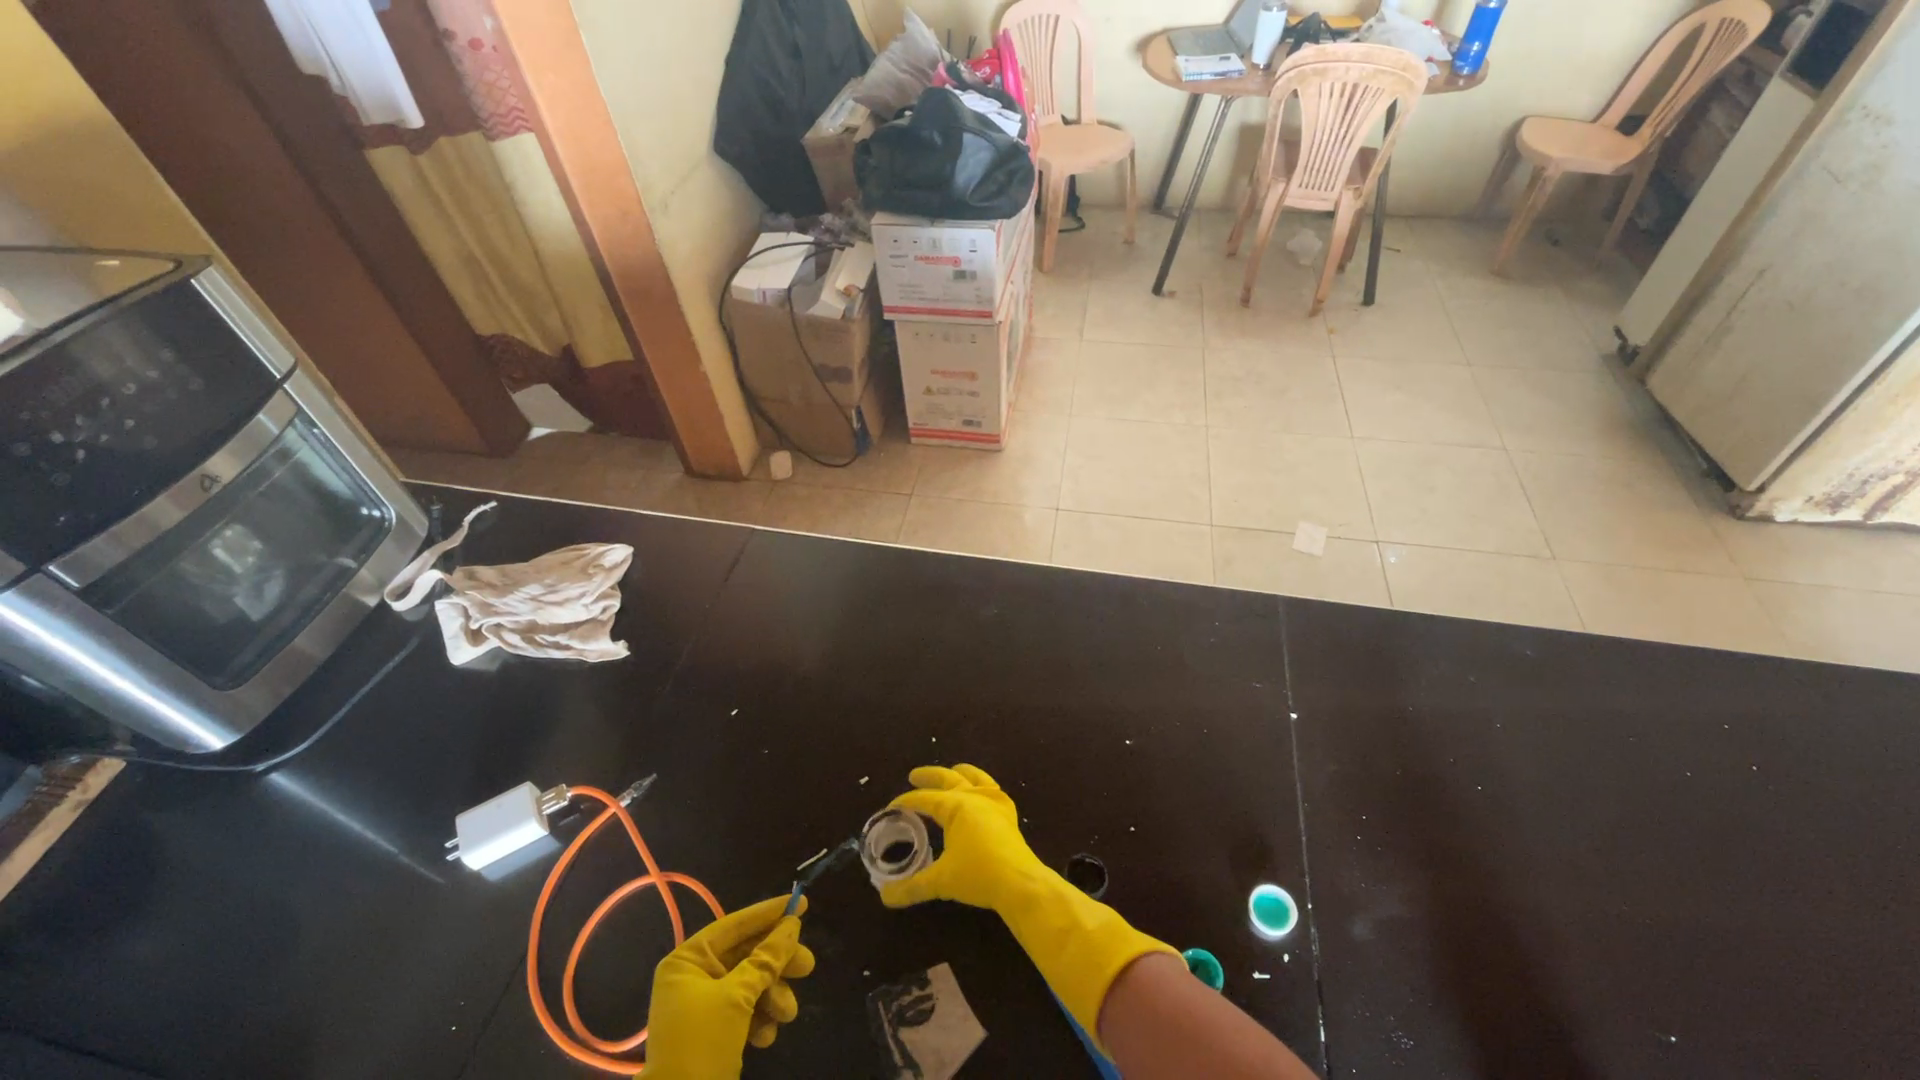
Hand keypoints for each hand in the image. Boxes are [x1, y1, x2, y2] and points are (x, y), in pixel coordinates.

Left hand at [643, 894, 814, 1078]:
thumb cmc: (703, 1042)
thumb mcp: (739, 996)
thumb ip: (767, 958)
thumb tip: (792, 924)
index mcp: (688, 960)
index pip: (734, 924)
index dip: (768, 913)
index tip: (801, 903)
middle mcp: (694, 976)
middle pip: (747, 955)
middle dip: (777, 965)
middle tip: (807, 966)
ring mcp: (704, 1004)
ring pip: (751, 984)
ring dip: (772, 997)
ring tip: (786, 1014)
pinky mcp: (715, 1029)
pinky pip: (745, 1010)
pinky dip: (760, 1020)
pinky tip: (765, 1037)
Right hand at [878, 763, 1050, 911]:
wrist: (1021, 883)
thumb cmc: (979, 875)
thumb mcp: (941, 881)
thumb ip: (911, 886)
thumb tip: (884, 896)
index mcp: (956, 805)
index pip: (924, 799)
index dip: (905, 802)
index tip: (890, 809)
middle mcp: (975, 796)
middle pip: (948, 779)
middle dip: (929, 777)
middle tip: (913, 776)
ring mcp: (995, 802)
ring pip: (975, 777)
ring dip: (959, 773)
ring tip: (951, 771)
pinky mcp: (1008, 814)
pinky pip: (992, 789)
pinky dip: (981, 786)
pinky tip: (980, 794)